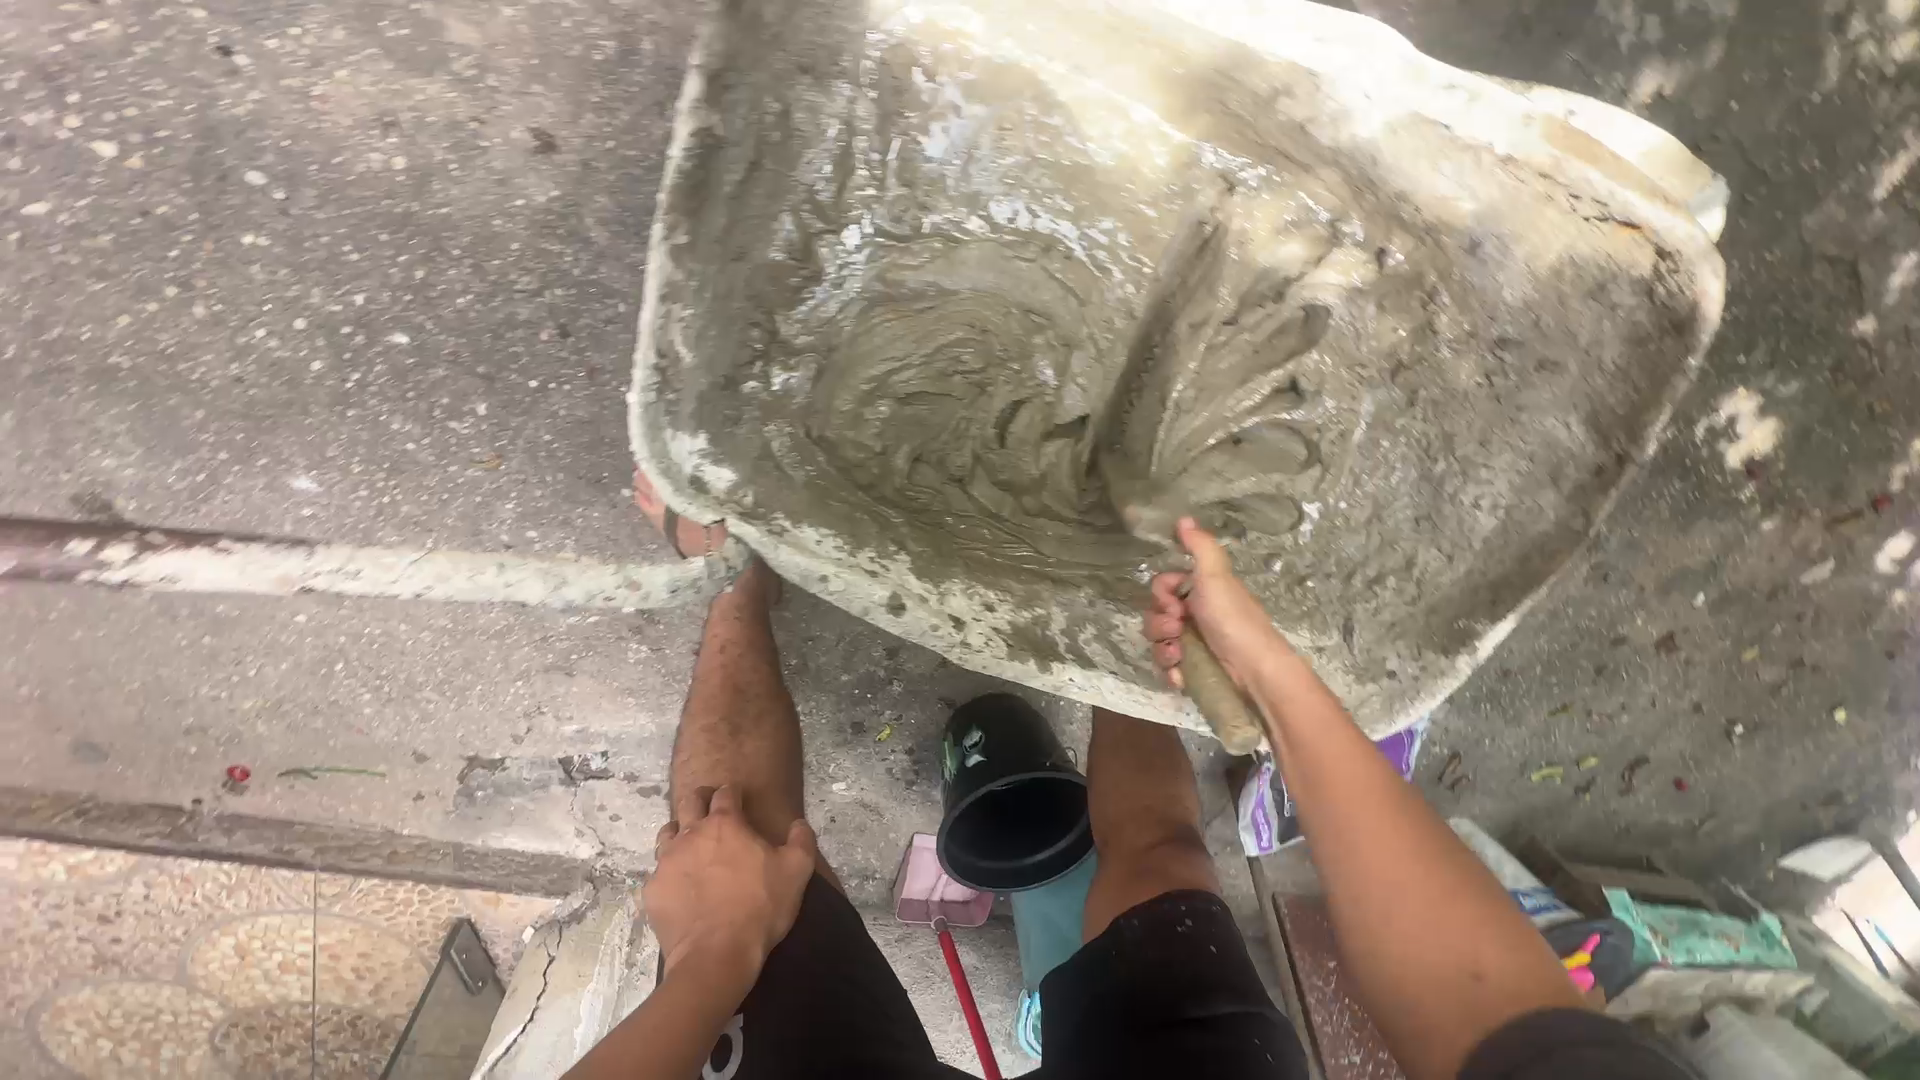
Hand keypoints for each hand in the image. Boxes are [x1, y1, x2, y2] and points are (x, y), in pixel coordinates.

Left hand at [645, 786, 818, 980]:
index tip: (737, 796)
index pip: (725, 793)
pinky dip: (670, 872)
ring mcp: (667, 862)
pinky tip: (681, 887)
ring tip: (691, 845)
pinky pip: (659, 872)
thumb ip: (801, 839)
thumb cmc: (760, 907)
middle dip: (700, 798)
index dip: (732, 791)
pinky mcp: (652, 891)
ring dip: (680, 832)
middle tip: (710, 807)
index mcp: (726, 824)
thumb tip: (798, 824)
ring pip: (667, 833)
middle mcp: (691, 835)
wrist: (716, 955)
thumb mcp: (797, 870)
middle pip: (689, 801)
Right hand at [1145, 517, 1290, 691]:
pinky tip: (1181, 674)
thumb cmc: (1234, 618)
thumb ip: (1200, 547)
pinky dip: (1171, 671)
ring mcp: (1192, 643)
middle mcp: (1194, 615)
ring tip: (1179, 655)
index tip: (1175, 603)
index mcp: (1199, 591)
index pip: (1161, 588)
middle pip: (1154, 614)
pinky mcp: (1192, 669)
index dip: (1161, 596)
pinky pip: (1167, 667)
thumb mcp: (1216, 576)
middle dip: (1159, 624)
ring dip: (1162, 649)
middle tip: (1178, 628)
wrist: (1254, 669)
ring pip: (1157, 642)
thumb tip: (1183, 518)